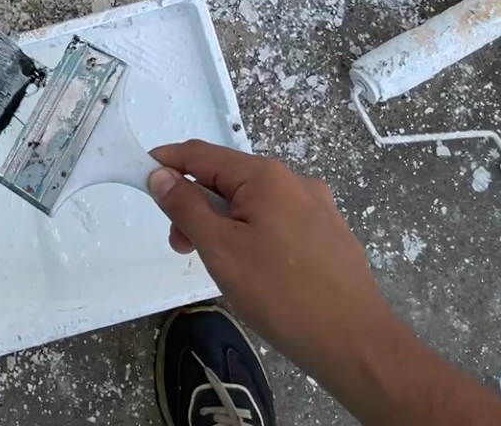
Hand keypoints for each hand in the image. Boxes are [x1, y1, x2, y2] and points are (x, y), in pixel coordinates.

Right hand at [148, 141, 500, 425]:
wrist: (358, 346)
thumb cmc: (281, 294)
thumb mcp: (220, 249)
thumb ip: (185, 206)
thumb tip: (160, 174)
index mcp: (264, 176)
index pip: (201, 154)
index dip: (167, 161)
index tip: (142, 175)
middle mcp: (293, 180)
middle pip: (227, 178)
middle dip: (196, 203)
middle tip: (180, 243)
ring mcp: (317, 206)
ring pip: (253, 201)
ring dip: (224, 221)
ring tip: (218, 264)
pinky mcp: (330, 232)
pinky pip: (278, 219)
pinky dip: (253, 232)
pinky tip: (256, 269)